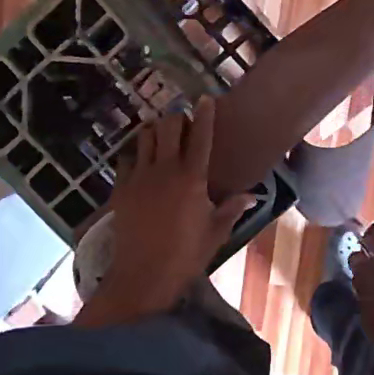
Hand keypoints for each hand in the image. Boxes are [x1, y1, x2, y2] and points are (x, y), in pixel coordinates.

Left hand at [75, 97, 252, 326]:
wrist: (143, 276)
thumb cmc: (186, 256)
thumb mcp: (215, 232)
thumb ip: (232, 209)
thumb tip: (253, 196)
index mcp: (192, 178)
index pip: (200, 136)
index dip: (204, 114)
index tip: (205, 99)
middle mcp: (164, 170)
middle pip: (168, 126)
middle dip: (177, 118)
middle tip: (183, 122)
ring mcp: (139, 178)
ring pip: (144, 137)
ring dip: (154, 131)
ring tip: (160, 135)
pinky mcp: (120, 189)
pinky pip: (126, 159)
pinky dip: (135, 155)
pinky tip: (141, 163)